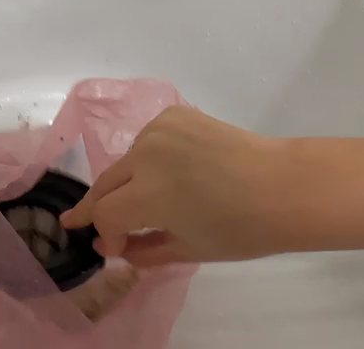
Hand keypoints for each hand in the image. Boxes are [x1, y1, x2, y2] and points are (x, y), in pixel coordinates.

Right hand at [60, 105, 308, 266]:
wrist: (281, 185)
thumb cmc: (239, 228)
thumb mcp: (188, 248)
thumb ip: (142, 249)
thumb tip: (114, 247)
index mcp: (146, 192)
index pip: (104, 213)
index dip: (103, 234)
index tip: (111, 249)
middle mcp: (144, 154)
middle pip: (106, 182)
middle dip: (97, 206)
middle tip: (82, 220)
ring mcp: (158, 128)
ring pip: (128, 160)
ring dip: (128, 181)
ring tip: (146, 199)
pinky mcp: (173, 114)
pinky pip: (148, 140)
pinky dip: (149, 158)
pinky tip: (169, 171)